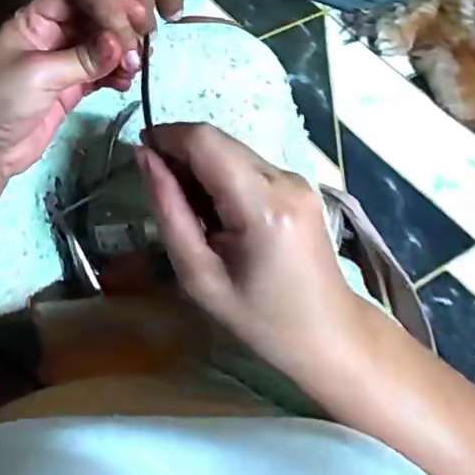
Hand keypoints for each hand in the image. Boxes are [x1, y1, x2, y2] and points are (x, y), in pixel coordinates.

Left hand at [0, 0, 139, 179]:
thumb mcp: (39, 73)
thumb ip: (82, 58)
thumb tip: (122, 42)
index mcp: (31, 20)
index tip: (135, 8)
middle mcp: (48, 35)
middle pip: (90, 21)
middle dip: (117, 28)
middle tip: (145, 39)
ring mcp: (60, 63)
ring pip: (98, 48)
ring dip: (120, 54)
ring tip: (137, 65)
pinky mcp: (69, 90)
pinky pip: (98, 74)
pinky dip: (114, 75)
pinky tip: (127, 80)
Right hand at [136, 123, 372, 385]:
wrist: (332, 337)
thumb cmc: (261, 320)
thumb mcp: (200, 277)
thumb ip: (168, 210)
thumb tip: (144, 156)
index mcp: (262, 207)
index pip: (204, 140)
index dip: (166, 137)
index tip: (142, 158)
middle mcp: (283, 179)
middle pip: (214, 139)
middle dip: (178, 153)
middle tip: (165, 194)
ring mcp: (294, 177)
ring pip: (227, 147)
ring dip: (197, 164)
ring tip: (192, 210)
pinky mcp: (296, 181)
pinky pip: (242, 161)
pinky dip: (218, 173)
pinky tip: (217, 211)